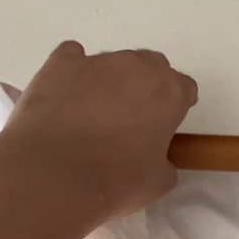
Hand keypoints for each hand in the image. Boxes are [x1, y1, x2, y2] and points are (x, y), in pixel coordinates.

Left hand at [0, 41, 198, 221]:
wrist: (54, 175)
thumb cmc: (115, 181)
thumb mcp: (157, 182)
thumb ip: (164, 161)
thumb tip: (155, 157)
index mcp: (169, 91)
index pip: (184, 88)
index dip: (174, 107)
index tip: (162, 127)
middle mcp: (137, 66)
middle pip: (150, 66)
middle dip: (144, 87)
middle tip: (128, 120)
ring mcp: (97, 60)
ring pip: (111, 62)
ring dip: (108, 82)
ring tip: (88, 114)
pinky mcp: (60, 63)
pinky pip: (71, 57)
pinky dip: (71, 72)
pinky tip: (63, 96)